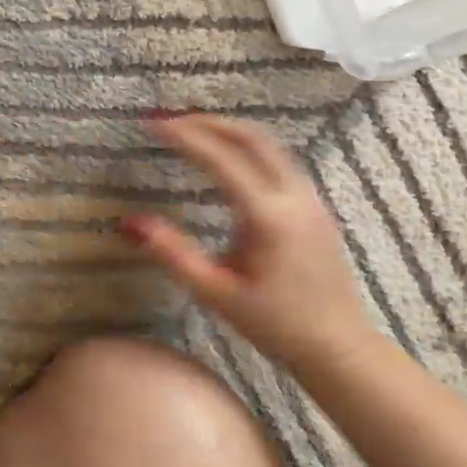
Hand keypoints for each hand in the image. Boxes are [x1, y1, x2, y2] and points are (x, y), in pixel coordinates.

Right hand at [123, 114, 375, 367]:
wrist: (337, 347)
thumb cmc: (273, 323)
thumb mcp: (213, 292)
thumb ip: (172, 253)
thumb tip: (129, 222)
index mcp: (269, 217)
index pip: (223, 160)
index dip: (186, 137)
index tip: (152, 123)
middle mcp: (296, 199)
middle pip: (254, 140)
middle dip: (209, 123)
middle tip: (169, 120)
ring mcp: (312, 202)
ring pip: (271, 147)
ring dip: (230, 132)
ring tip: (192, 130)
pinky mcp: (315, 209)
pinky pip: (280, 162)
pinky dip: (247, 147)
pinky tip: (226, 157)